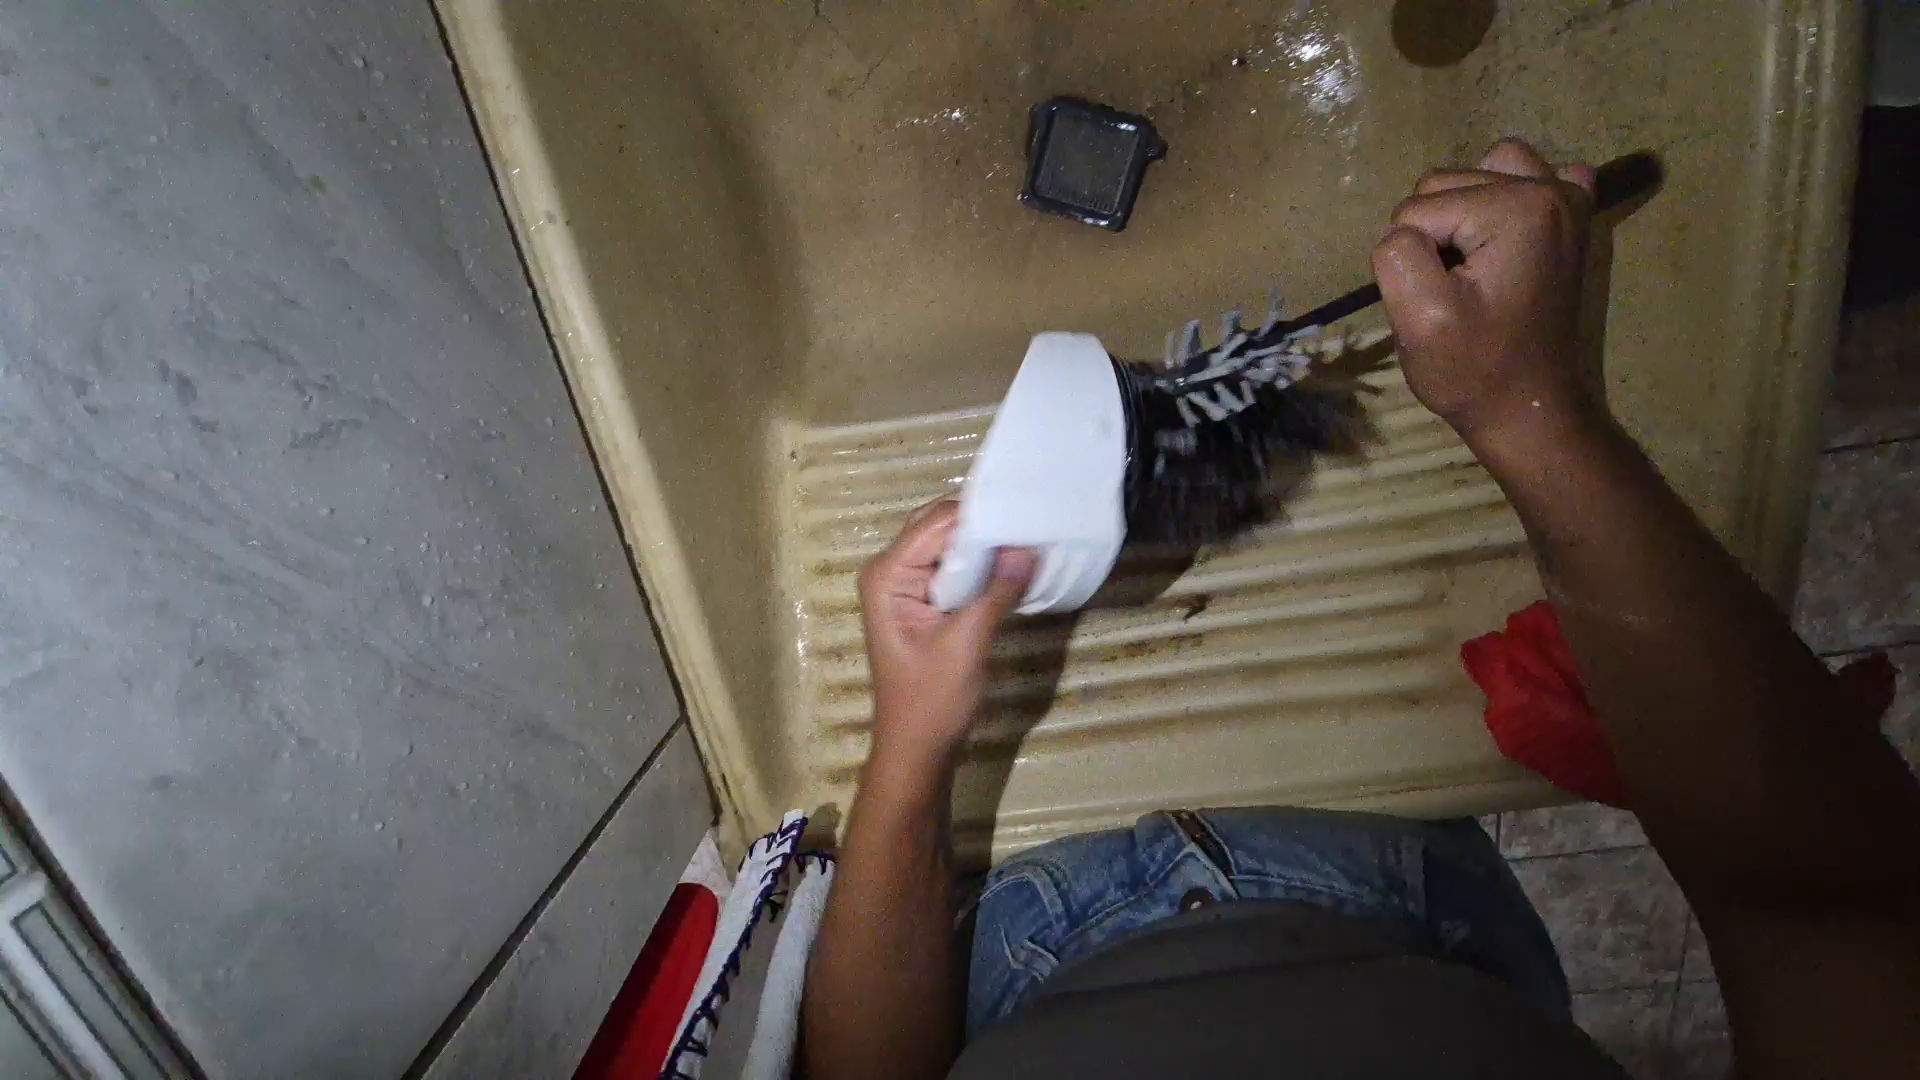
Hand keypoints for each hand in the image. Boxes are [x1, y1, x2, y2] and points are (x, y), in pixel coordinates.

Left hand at [858, 500, 1036, 770]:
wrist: (917, 748)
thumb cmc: (933, 700)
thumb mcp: (968, 643)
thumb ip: (996, 591)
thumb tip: (1028, 546)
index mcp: (887, 574)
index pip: (937, 523)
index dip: (980, 515)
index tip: (1026, 510)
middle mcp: (890, 569)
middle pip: (940, 526)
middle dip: (983, 524)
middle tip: (1031, 521)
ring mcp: (904, 583)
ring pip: (948, 543)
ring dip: (985, 543)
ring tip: (1028, 537)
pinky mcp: (922, 598)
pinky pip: (952, 566)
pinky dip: (980, 563)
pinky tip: (1011, 564)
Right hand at [1372, 138, 1600, 440]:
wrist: (1526, 405)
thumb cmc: (1471, 368)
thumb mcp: (1418, 319)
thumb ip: (1397, 259)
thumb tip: (1397, 235)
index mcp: (1518, 208)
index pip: (1413, 212)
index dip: (1409, 261)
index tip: (1436, 302)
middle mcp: (1550, 187)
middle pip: (1439, 187)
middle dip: (1430, 236)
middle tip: (1450, 289)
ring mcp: (1567, 198)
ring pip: (1471, 178)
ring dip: (1455, 219)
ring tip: (1468, 267)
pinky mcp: (1567, 218)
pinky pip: (1519, 180)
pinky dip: (1496, 205)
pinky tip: (1498, 243)